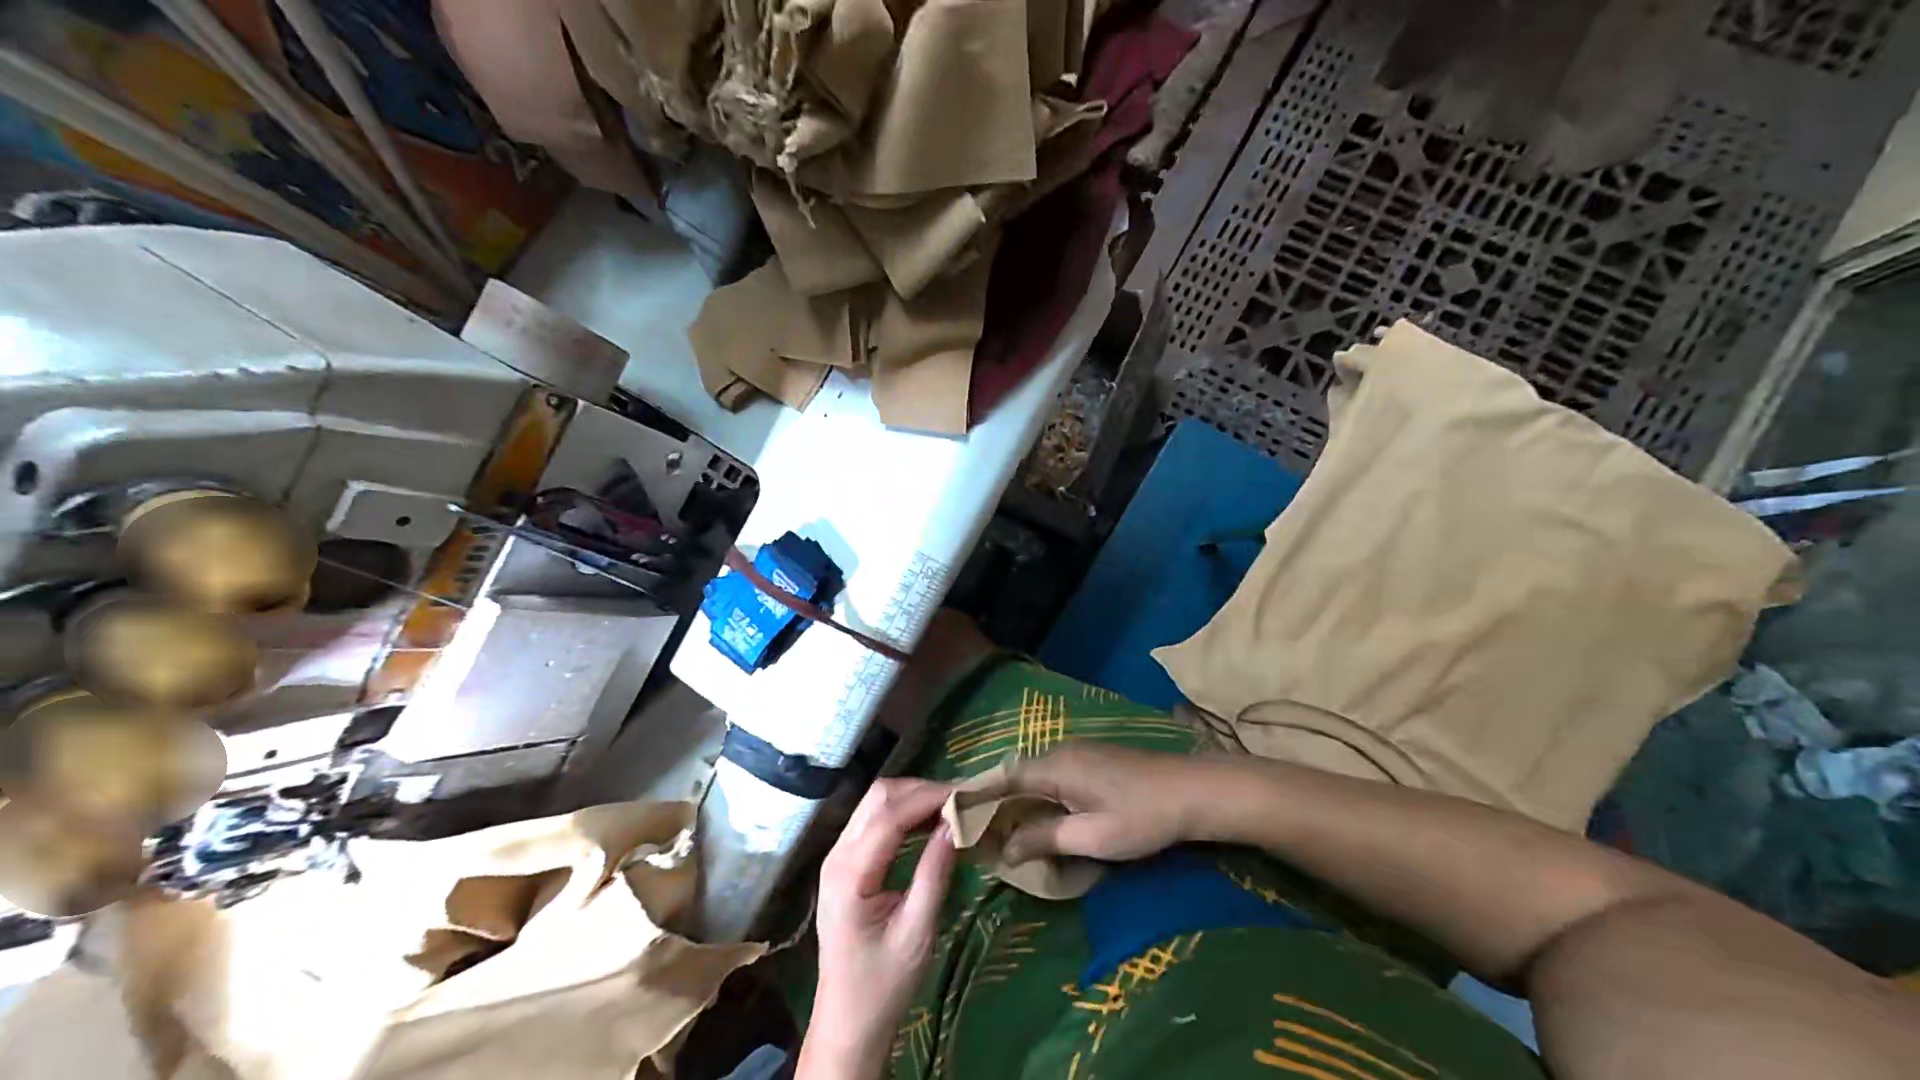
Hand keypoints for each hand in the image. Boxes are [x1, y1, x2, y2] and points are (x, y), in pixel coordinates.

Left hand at [799, 778, 958, 1079]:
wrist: (848, 1022)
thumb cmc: (884, 984)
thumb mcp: (917, 933)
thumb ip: (934, 874)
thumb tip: (956, 823)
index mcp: (850, 873)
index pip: (889, 815)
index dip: (928, 797)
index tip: (967, 795)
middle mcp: (837, 855)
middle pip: (878, 797)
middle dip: (921, 790)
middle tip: (962, 799)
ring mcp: (837, 857)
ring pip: (874, 804)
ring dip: (912, 798)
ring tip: (951, 807)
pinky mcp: (845, 863)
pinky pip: (872, 820)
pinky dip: (902, 812)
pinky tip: (929, 822)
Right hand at [988, 744, 1245, 863]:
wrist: (1195, 791)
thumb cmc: (1142, 817)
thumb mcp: (1092, 837)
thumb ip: (1045, 839)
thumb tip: (1005, 849)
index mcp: (1054, 767)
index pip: (1002, 778)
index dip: (977, 795)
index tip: (953, 814)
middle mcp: (1060, 752)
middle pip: (1015, 775)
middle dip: (995, 802)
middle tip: (976, 833)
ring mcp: (1079, 753)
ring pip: (1035, 776)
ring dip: (1018, 800)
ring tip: (1002, 830)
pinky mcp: (1094, 760)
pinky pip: (1053, 776)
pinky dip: (1038, 796)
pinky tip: (1041, 817)